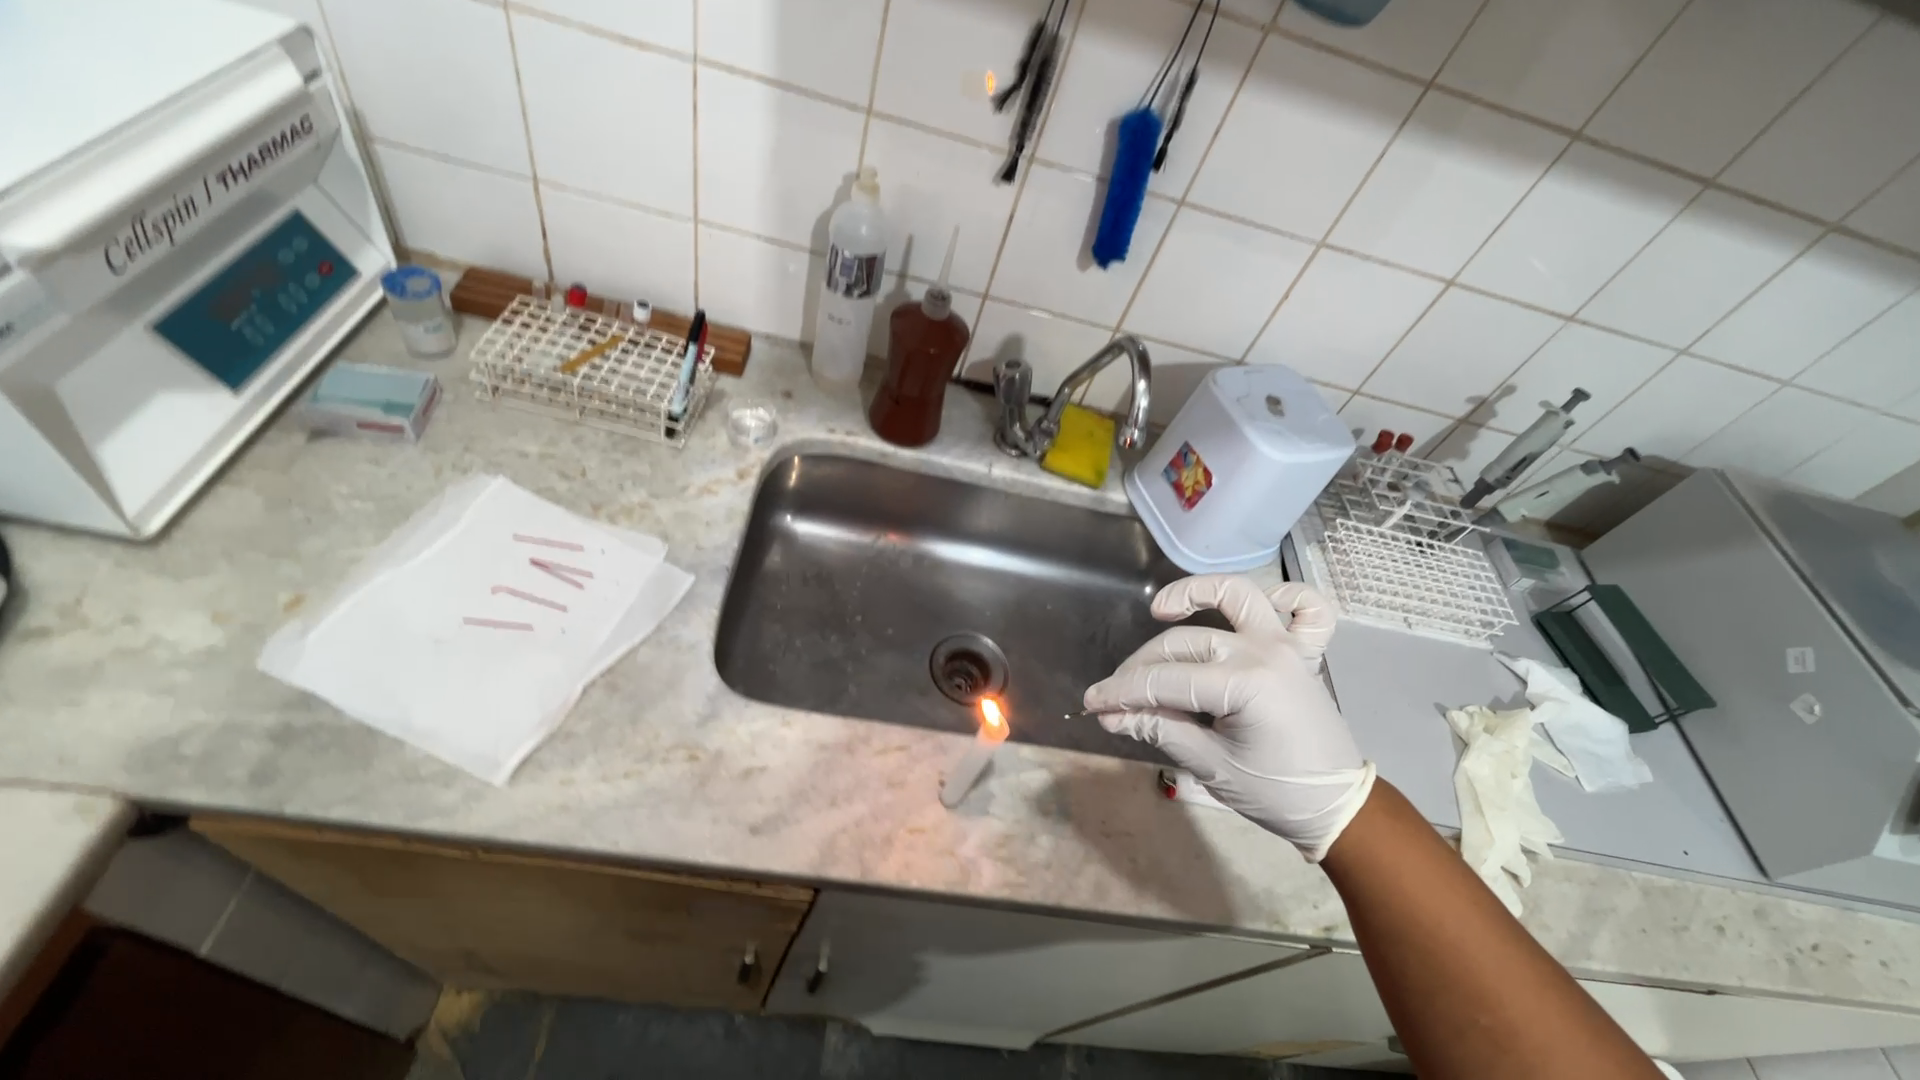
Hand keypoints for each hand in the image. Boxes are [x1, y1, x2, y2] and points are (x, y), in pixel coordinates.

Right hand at [1084, 575, 1374, 861]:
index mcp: (1245, 684)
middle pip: (1186, 643)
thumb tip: (1109, 715)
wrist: (1338, 807)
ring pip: (1237, 596)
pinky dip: (1282, 597)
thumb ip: (1160, 729)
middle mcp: (1265, 650)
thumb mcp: (1210, 766)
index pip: (1165, 680)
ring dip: (1196, 592)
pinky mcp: (1303, 651)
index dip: (1123, 691)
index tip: (1091, 703)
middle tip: (1114, 694)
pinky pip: (1304, 607)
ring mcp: (1287, 645)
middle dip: (1141, 667)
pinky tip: (1245, 609)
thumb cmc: (1274, 793)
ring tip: (1159, 609)